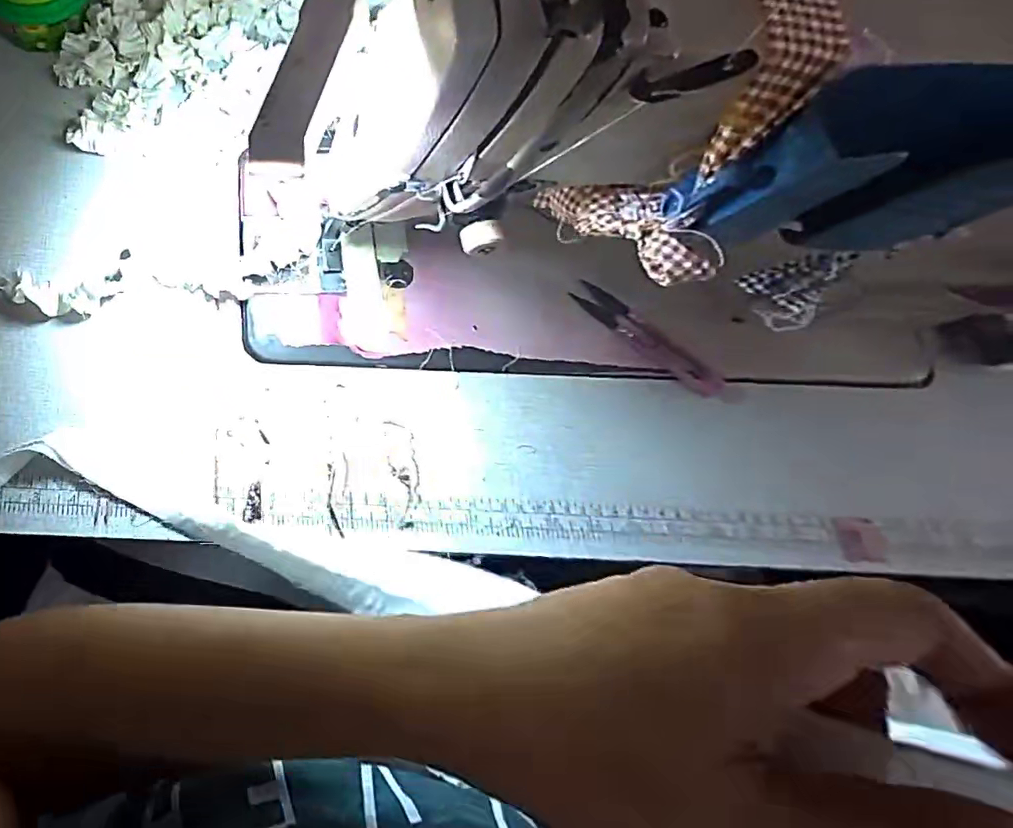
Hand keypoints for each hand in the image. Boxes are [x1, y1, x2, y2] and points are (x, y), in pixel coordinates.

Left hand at [415, 567, 1012, 826]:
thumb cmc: (586, 756)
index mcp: (751, 629)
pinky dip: (722, 700)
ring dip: (787, 721)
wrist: (444, 688)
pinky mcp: (596, 611)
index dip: (985, 680)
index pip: (904, 614)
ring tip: (737, 784)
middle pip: (830, 642)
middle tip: (828, 798)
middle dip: (870, 726)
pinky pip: (692, 649)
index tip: (1005, 762)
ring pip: (758, 653)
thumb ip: (882, 818)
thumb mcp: (748, 813)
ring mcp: (636, 597)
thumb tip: (986, 813)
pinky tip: (671, 749)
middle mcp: (694, 595)